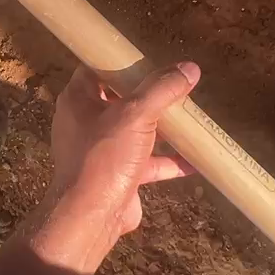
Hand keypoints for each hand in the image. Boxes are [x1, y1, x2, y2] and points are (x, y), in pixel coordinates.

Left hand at [24, 63, 199, 273]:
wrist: (93, 216)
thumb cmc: (105, 157)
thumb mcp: (136, 115)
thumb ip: (162, 90)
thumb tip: (190, 68)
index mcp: (78, 100)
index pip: (95, 69)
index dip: (120, 63)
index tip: (149, 59)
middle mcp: (85, 123)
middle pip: (119, 100)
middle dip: (147, 95)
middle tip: (175, 86)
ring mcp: (101, 151)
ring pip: (134, 131)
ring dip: (160, 127)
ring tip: (188, 118)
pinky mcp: (117, 175)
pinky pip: (146, 162)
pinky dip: (168, 161)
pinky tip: (195, 160)